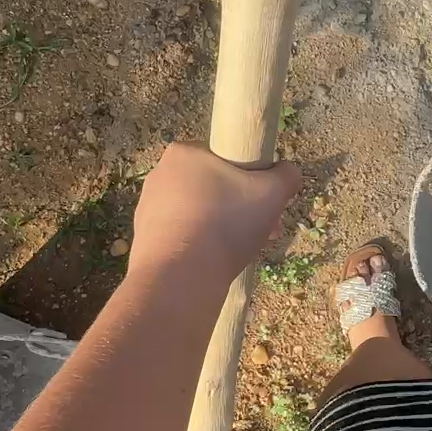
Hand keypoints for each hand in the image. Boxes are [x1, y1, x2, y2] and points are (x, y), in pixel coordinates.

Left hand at [128, 143, 301, 282]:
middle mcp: (160, 174)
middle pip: (215, 187)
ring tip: (243, 250)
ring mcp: (147, 207)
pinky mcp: (143, 237)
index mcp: (185, 152)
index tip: (266, 205)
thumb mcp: (272, 193)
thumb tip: (288, 172)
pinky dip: (202, 244)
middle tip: (263, 231)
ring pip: (200, 212)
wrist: (179, 277)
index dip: (253, 180)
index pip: (226, 158)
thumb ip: (286, 175)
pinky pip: (183, 234)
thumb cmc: (226, 223)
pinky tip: (216, 262)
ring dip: (224, 226)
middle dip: (242, 207)